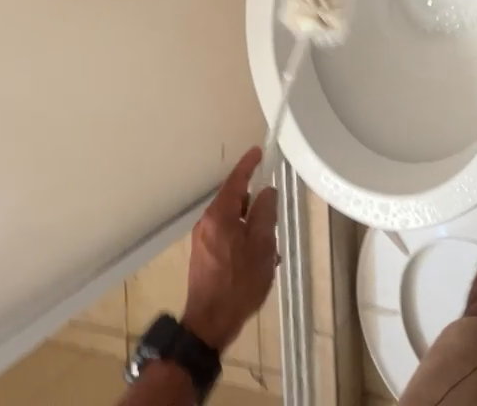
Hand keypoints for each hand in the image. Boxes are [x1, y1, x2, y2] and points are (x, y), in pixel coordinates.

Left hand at [182, 147, 278, 350]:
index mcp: (220, 216)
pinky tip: (257, 259)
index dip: (248, 165)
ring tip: (269, 247)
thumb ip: (265, 214)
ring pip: (231, 220)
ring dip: (250, 226)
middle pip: (234, 201)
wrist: (210, 323)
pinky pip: (226, 235)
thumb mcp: (261, 247)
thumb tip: (266, 192)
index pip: (235, 181)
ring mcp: (202, 240)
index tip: (258, 151)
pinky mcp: (203, 255)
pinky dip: (242, 238)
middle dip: (255, 204)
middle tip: (274, 217)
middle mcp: (207, 223)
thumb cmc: (239, 283)